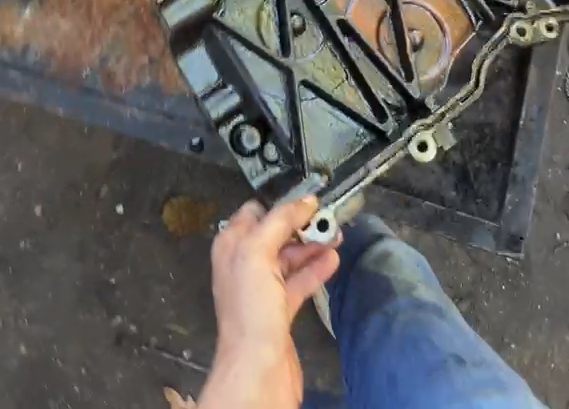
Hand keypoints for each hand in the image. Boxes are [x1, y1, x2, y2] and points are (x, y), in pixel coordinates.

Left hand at [199, 196, 340, 408]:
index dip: (282, 203)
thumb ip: (280, 221)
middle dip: (302, 224)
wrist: (258, 371)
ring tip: (336, 235)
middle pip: (276, 233)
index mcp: (232, 245)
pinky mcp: (280, 310)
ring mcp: (262, 288)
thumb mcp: (258, 253)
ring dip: (312, 245)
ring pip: (290, 257)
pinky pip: (299, 281)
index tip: (309, 197)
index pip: (257, 211)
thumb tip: (304, 200)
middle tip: (328, 216)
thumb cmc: (250, 311)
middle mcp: (244, 263)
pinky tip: (332, 260)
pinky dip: (315, 269)